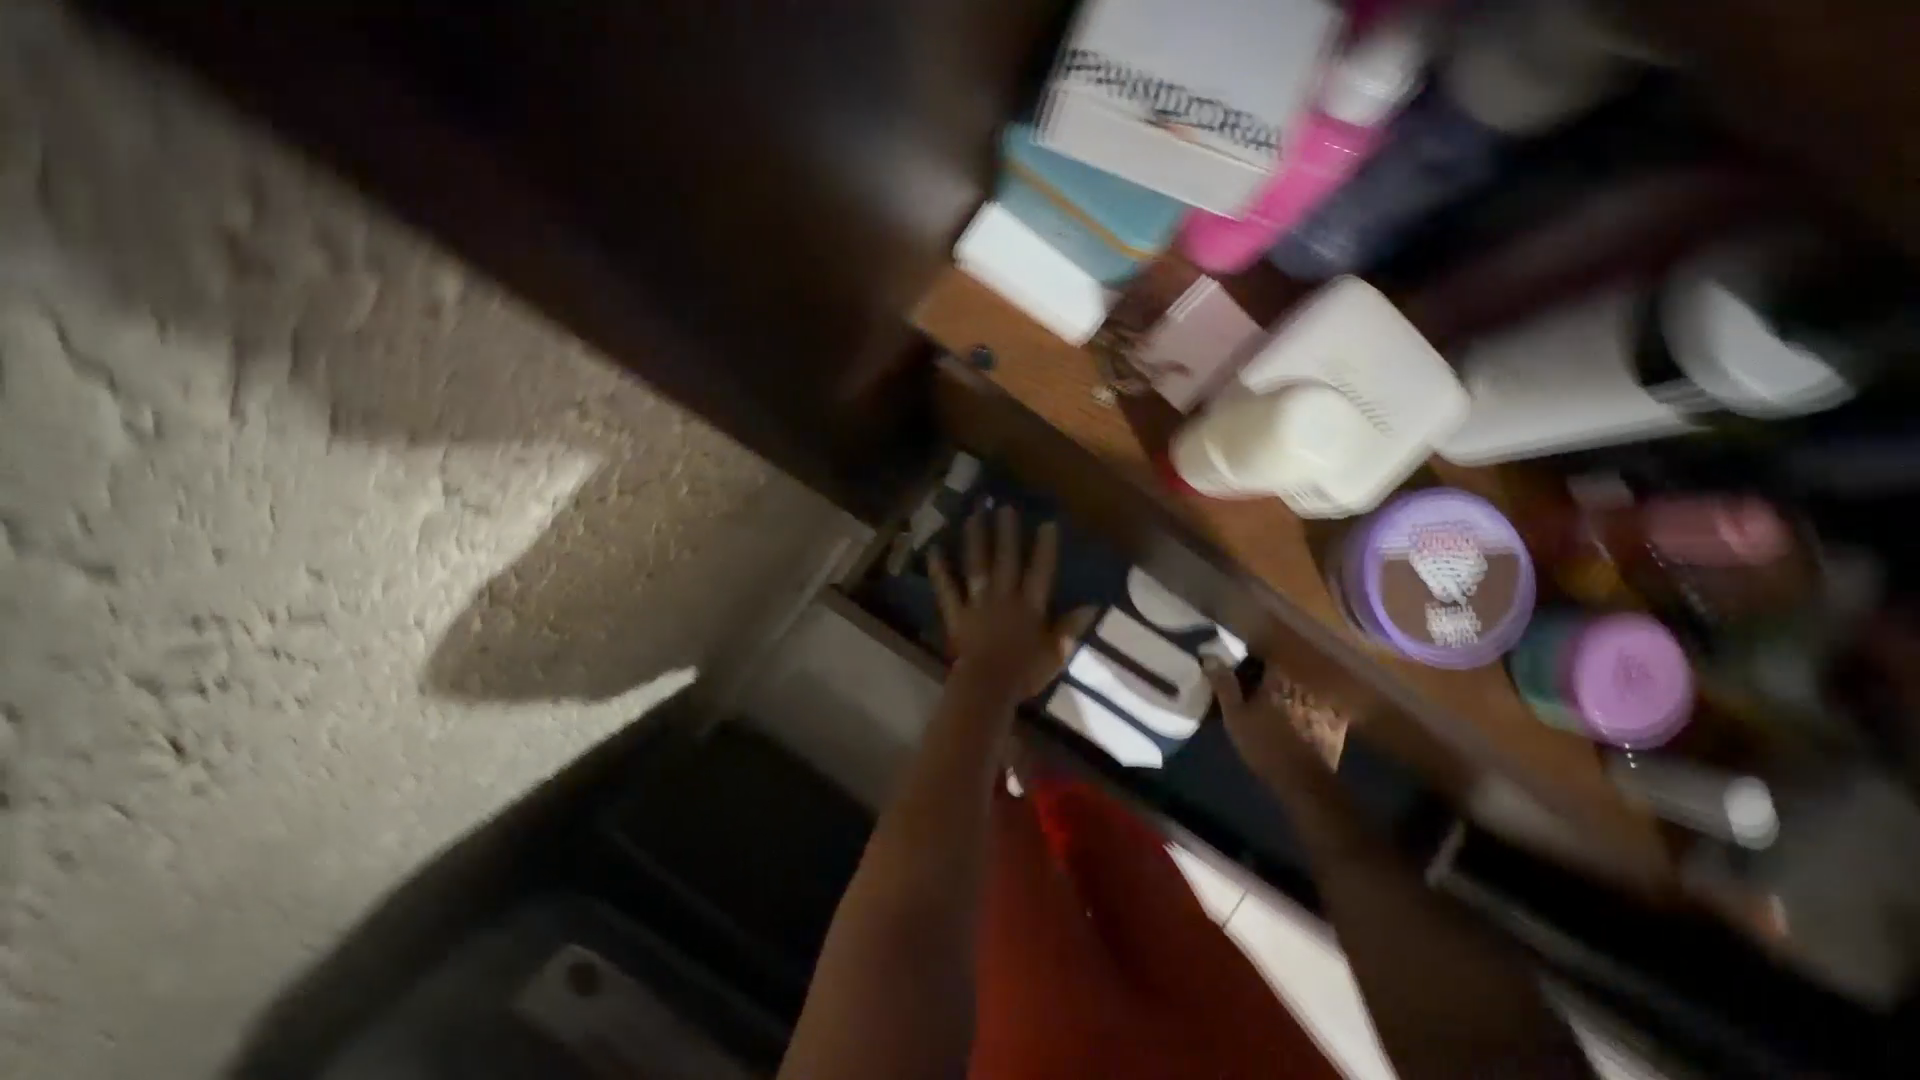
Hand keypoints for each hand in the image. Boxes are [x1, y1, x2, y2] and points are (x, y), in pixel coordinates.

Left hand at [929, 507, 1090, 708]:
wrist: (988, 687)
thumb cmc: (1026, 673)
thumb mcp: (1056, 652)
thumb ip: (1071, 627)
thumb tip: (1092, 605)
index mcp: (1031, 606)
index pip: (1041, 571)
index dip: (1045, 546)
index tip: (1046, 522)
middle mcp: (1005, 597)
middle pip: (1006, 559)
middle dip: (1006, 532)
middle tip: (1004, 506)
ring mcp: (979, 603)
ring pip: (978, 565)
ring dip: (976, 539)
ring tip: (974, 515)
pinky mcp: (957, 613)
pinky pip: (947, 588)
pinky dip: (940, 569)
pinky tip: (934, 549)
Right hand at [1205, 662, 1342, 776]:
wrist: (1303, 781)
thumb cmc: (1264, 746)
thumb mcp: (1235, 716)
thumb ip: (1224, 685)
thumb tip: (1210, 657)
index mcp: (1279, 677)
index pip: (1265, 655)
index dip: (1251, 660)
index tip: (1241, 669)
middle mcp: (1304, 683)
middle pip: (1286, 669)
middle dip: (1271, 675)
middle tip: (1257, 688)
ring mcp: (1324, 700)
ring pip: (1303, 687)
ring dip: (1291, 691)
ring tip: (1278, 705)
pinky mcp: (1337, 720)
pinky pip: (1321, 705)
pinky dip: (1311, 708)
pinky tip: (1301, 720)